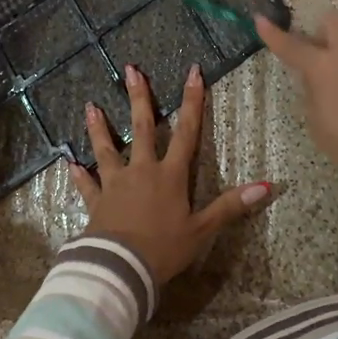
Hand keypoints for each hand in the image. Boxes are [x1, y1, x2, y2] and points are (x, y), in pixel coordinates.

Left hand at [69, 63, 273, 284]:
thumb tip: (267, 185)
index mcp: (170, 174)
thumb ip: (231, 206)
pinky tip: (70, 164)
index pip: (186, 131)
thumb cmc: (164, 248)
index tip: (192, 71)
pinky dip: (79, 175)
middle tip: (130, 69)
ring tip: (91, 106)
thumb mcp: (202, 229)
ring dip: (99, 128)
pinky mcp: (97, 203)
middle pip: (142, 128)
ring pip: (107, 149)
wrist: (120, 269)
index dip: (192, 101)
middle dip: (139, 97)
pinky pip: (88, 186)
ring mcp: (116, 184)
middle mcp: (142, 170)